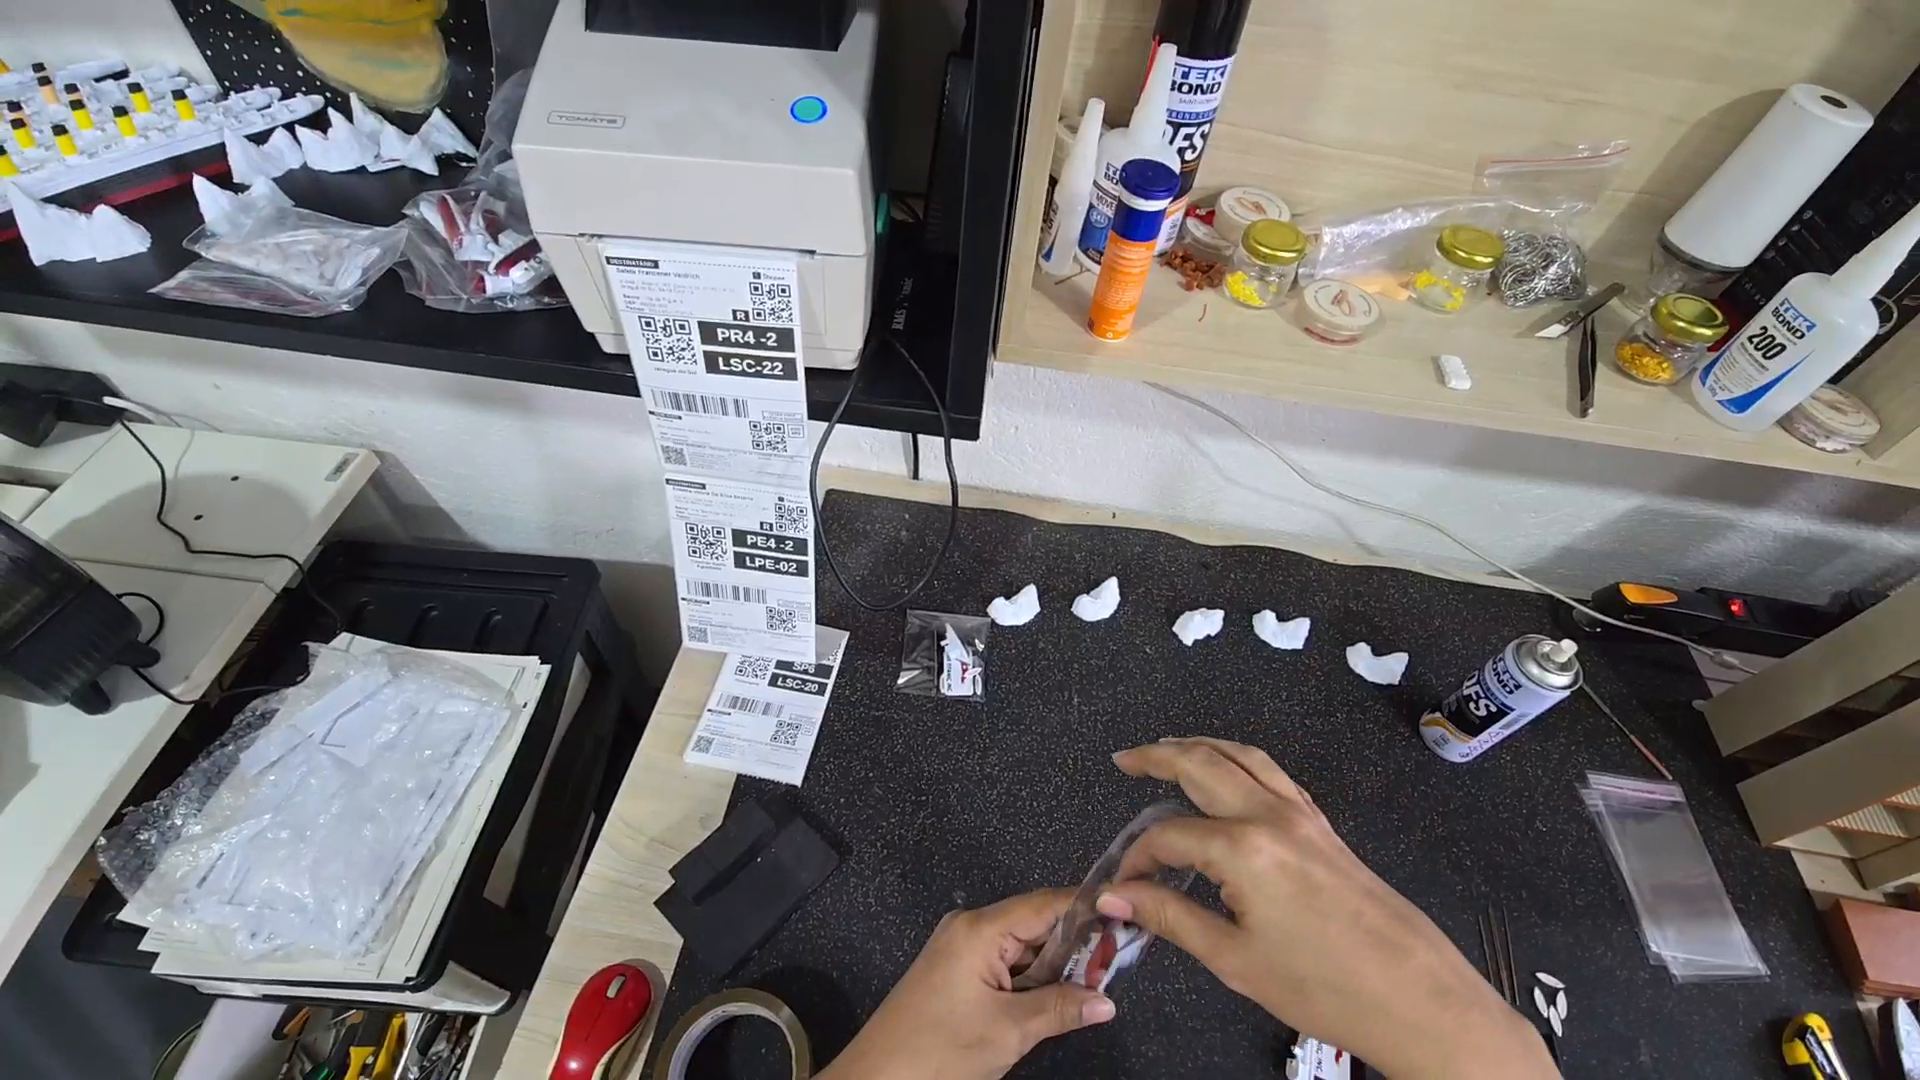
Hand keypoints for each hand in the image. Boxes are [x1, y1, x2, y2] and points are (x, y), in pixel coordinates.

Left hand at [819, 889, 1115, 1079]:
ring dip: (1055, 963)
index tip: (1124, 911)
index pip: (1044, 904)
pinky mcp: (957, 969)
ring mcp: (962, 947)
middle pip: (1034, 922)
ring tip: (1098, 977)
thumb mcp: (1007, 1032)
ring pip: (1022, 944)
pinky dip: (1032, 975)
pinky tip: (1059, 991)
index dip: (1085, 907)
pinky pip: (1005, 960)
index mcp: (981, 929)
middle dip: (1075, 942)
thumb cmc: (940, 1051)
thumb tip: (1108, 1001)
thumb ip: (1060, 1009)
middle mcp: (971, 926)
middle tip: (1119, 957)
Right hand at [1101, 738, 1558, 1079]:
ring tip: (1168, 749)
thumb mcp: (1235, 959)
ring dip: (1199, 746)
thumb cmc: (1322, 986)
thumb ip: (1169, 917)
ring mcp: (1300, 814)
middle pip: (1202, 763)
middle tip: (1124, 759)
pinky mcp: (1322, 825)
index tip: (1122, 886)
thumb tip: (1113, 897)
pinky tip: (1230, 774)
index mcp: (1242, 847)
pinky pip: (1271, 773)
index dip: (1138, 858)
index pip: (1169, 836)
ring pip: (1241, 756)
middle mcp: (1269, 814)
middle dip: (1157, 756)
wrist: (1420, 1000)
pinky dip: (1238, 760)